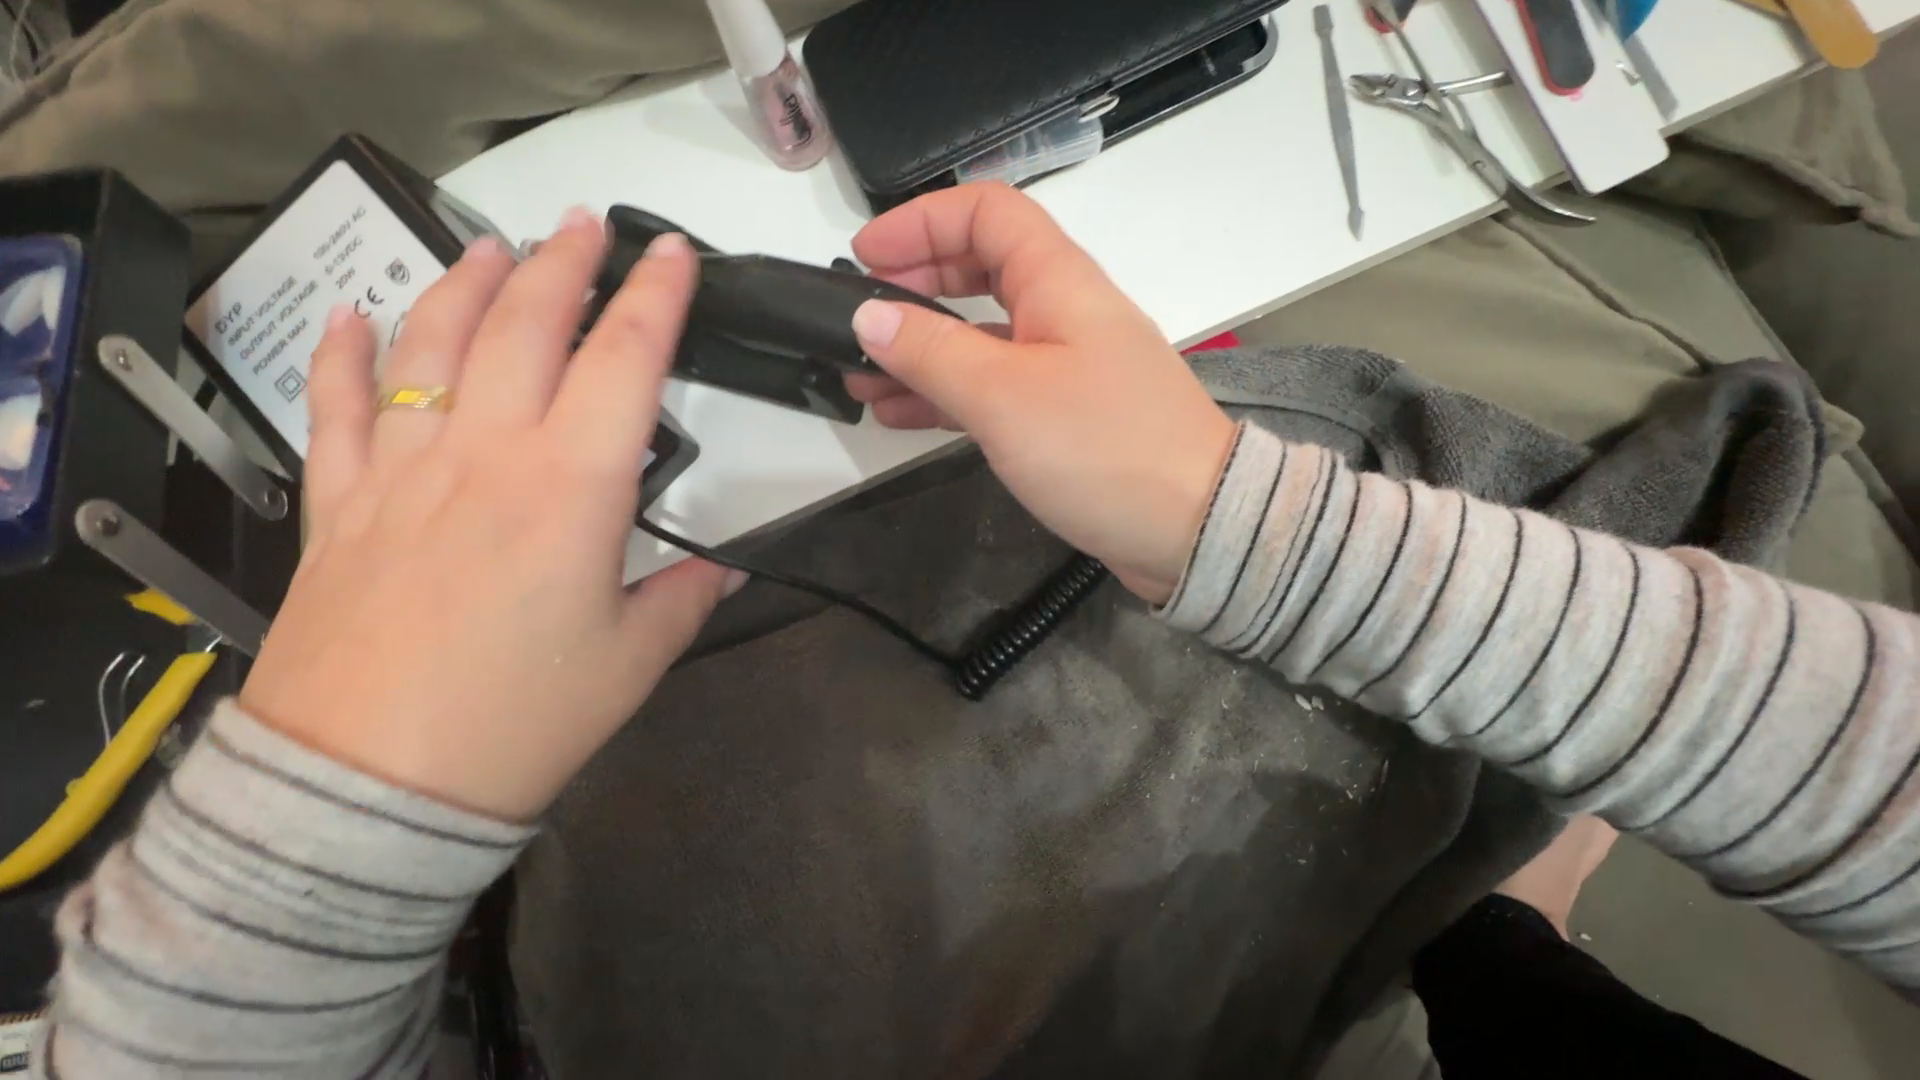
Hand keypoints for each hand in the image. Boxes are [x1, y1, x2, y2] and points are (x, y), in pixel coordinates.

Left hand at [240, 212, 730, 821]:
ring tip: (494, 247)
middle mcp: (487, 454)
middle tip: (587, 228)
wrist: (375, 786)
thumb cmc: (525, 719)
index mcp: (573, 488)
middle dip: (564, 265)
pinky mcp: (341, 502)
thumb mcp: (635, 659)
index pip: (626, 360)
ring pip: (433, 345)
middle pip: (526, 325)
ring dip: (467, 284)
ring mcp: (404, 470)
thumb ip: (685, 598)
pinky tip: (358, 319)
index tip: (673, 254)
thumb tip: (723, 569)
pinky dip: (346, 356)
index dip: (656, 296)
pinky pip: (338, 409)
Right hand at [844, 183, 1236, 603]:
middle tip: (861, 317)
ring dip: (922, 352)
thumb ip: (931, 352)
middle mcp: (1064, 314)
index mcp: (1059, 282)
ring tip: (861, 379)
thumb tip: (869, 316)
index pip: (987, 213)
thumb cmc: (1103, 448)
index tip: (865, 254)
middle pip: (980, 271)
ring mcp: (1065, 369)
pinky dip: (949, 396)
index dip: (921, 221)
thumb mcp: (1003, 395)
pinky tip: (901, 415)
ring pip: (982, 339)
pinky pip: (995, 391)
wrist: (1191, 528)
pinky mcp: (1065, 419)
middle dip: (915, 286)